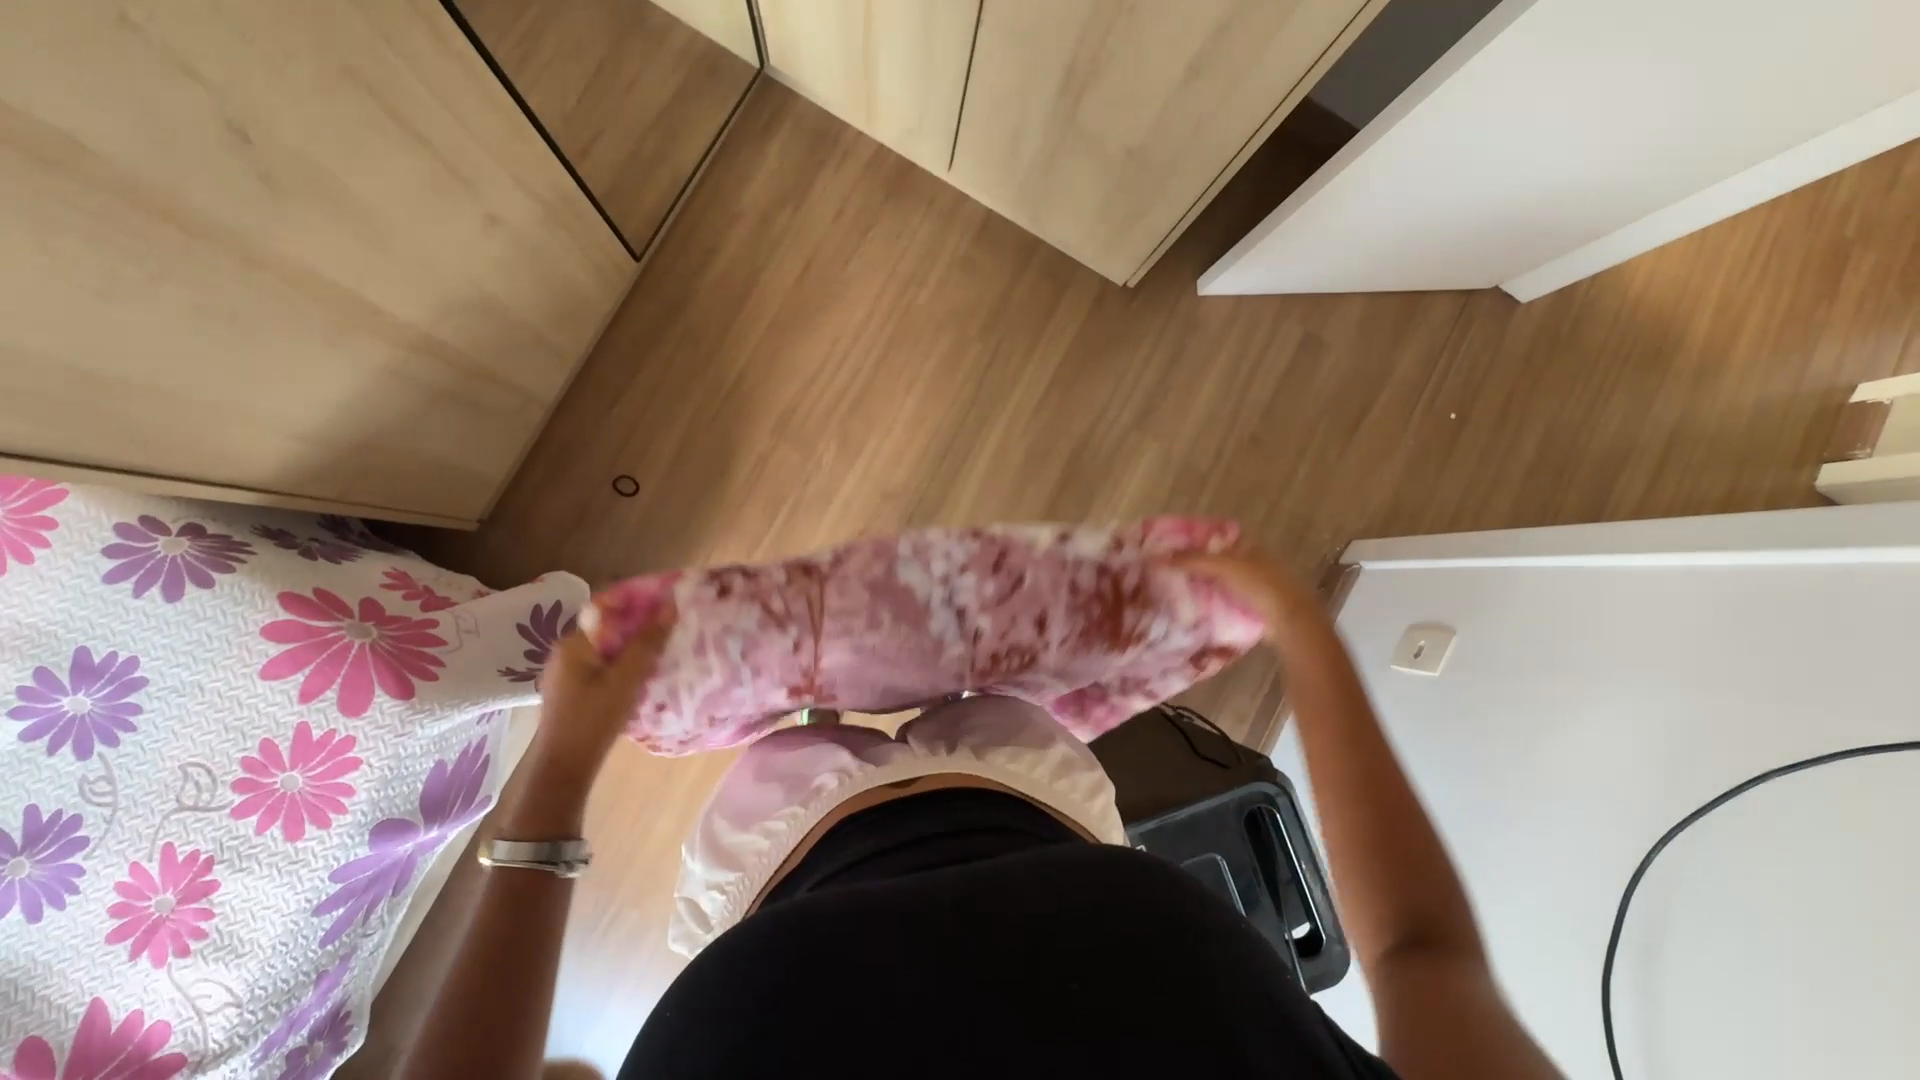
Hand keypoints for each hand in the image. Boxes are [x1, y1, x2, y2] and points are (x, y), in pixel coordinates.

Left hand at [531, 600, 672, 773]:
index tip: (668, 603)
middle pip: (609, 629)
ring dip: (634, 649)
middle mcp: (565, 652)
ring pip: (608, 650)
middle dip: (640, 627)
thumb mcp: (626, 680)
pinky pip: (603, 667)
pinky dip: (623, 666)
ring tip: (664, 652)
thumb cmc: (593, 720)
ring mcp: (567, 673)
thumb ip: (646, 643)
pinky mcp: (572, 691)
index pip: (608, 608)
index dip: (639, 603)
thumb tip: (669, 605)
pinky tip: (643, 677)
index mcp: (573, 643)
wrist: (564, 768)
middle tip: (673, 630)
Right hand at [1173, 550, 1324, 640]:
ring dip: (1205, 588)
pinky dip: (1214, 605)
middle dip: (1198, 567)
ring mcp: (1257, 587)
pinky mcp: (1257, 608)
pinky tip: (1198, 611)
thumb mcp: (1223, 566)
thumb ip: (1193, 560)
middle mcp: (1254, 563)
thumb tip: (1159, 556)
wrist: (1289, 620)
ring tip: (1178, 594)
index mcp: (1250, 546)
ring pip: (1223, 584)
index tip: (1174, 551)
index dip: (1197, 542)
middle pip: (1219, 562)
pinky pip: (1228, 603)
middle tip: (1171, 574)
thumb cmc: (1260, 585)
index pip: (1218, 539)